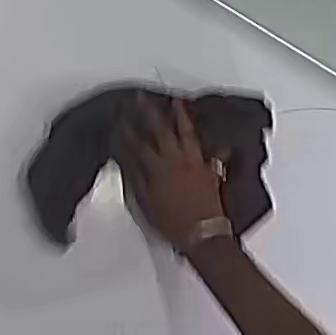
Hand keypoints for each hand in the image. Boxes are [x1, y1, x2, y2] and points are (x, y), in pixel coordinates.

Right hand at [124, 97, 227, 249]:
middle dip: (149, 113)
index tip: (120, 118)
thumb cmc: (172, 223)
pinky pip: (213, 151)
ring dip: (181, 116)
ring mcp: (195, 163)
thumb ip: (136, 179)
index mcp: (157, 169)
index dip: (126, 131)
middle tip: (142, 98)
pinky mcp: (210, 170)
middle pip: (161, 131)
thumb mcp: (144, 204)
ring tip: (177, 102)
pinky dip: (213, 142)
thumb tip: (128, 162)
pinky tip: (215, 134)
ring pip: (187, 134)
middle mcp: (176, 161)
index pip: (137, 144)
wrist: (203, 236)